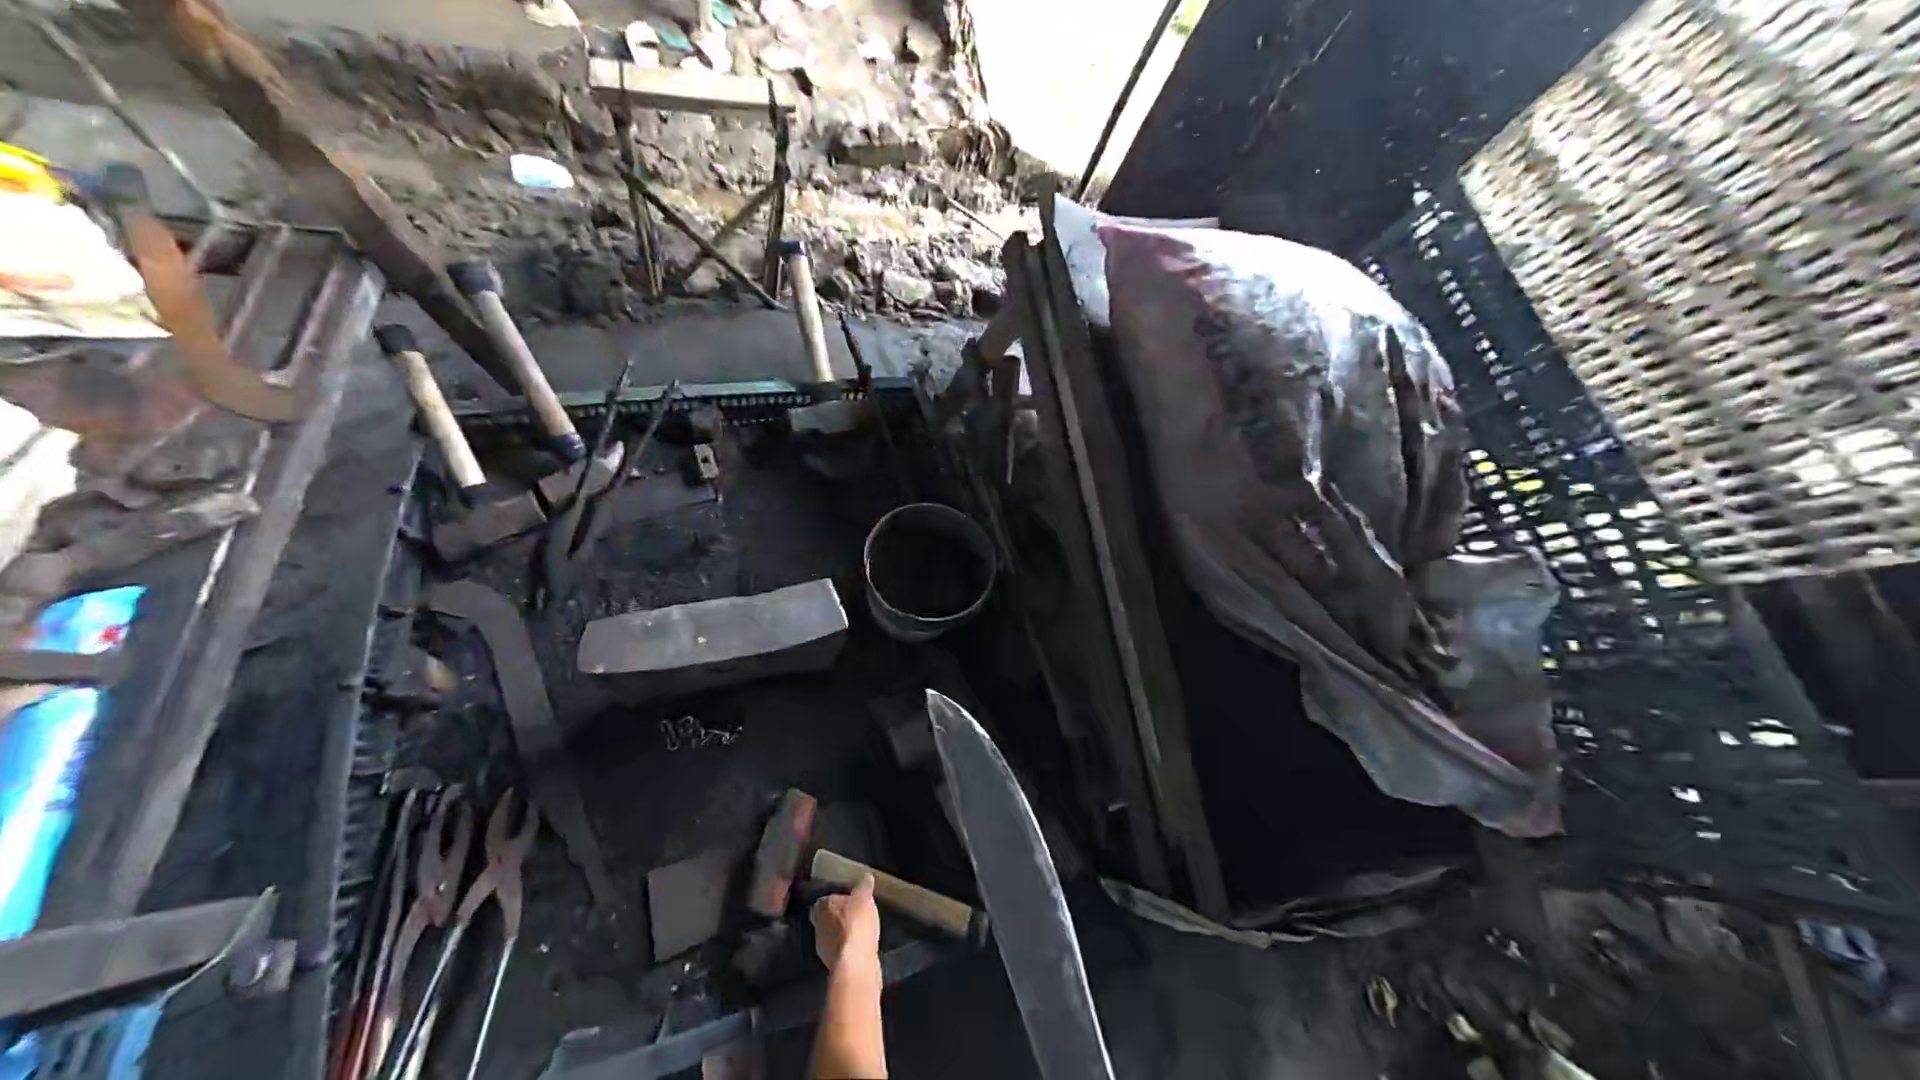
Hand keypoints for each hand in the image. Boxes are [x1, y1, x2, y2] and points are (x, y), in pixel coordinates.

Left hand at [811, 874, 879, 970]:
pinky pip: (837, 950)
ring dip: (839, 934)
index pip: (823, 900)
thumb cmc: (857, 923)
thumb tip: (867, 877)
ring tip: (856, 932)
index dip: (834, 901)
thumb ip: (864, 888)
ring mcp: (821, 946)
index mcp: (823, 906)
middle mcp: (817, 925)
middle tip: (851, 916)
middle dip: (835, 918)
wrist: (854, 961)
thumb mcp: (865, 899)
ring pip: (829, 936)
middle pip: (824, 919)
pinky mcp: (829, 962)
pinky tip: (857, 947)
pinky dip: (845, 948)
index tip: (845, 901)